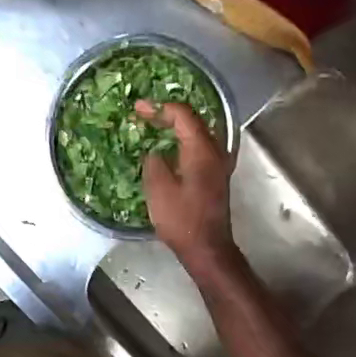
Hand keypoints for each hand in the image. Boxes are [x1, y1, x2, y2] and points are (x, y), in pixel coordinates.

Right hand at [136, 100, 234, 269]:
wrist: (207, 248)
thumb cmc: (182, 220)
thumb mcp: (159, 189)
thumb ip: (154, 163)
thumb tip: (154, 152)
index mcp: (202, 150)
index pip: (183, 115)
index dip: (159, 108)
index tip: (137, 109)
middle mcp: (215, 152)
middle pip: (193, 121)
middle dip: (167, 114)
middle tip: (143, 115)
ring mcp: (218, 165)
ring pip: (197, 134)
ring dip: (175, 128)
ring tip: (152, 128)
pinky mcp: (214, 177)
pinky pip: (198, 148)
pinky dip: (181, 142)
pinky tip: (167, 149)